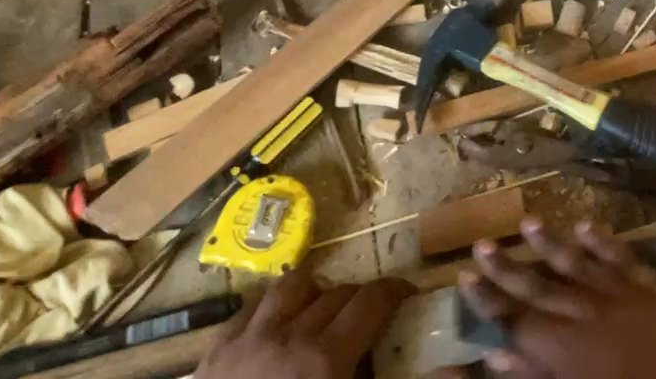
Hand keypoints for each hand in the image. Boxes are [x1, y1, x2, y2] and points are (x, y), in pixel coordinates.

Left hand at [196, 271, 410, 378]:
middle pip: (338, 292)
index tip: (408, 297)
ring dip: (315, 294)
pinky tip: (275, 333)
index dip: (396, 291)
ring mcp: (247, 341)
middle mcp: (288, 336)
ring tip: (321, 314)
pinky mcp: (213, 354)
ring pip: (292, 285)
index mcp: (325, 359)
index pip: (373, 299)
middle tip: (369, 320)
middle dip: (360, 300)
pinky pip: (248, 310)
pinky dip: (269, 312)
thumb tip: (442, 374)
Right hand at [447, 219, 655, 378]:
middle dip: (506, 266)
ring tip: (528, 222)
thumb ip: (527, 374)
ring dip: (550, 242)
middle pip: (537, 286)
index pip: (513, 316)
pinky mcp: (652, 289)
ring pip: (577, 262)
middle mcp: (584, 312)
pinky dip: (604, 242)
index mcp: (559, 347)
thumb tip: (491, 353)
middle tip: (481, 243)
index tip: (465, 276)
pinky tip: (586, 226)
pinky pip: (623, 258)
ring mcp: (620, 295)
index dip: (488, 297)